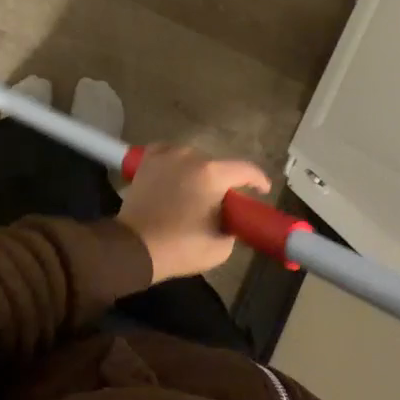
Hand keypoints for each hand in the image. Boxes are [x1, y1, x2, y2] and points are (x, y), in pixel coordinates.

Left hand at [116, 145, 272, 282]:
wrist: (135, 245)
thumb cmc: (181, 246)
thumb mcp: (220, 246)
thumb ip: (233, 227)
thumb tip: (231, 220)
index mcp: (211, 174)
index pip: (245, 169)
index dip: (258, 180)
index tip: (263, 191)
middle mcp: (189, 156)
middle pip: (216, 164)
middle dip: (223, 181)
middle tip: (224, 201)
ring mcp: (165, 155)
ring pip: (192, 158)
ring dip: (198, 171)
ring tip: (198, 191)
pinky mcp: (146, 160)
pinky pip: (168, 153)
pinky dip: (175, 162)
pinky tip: (177, 173)